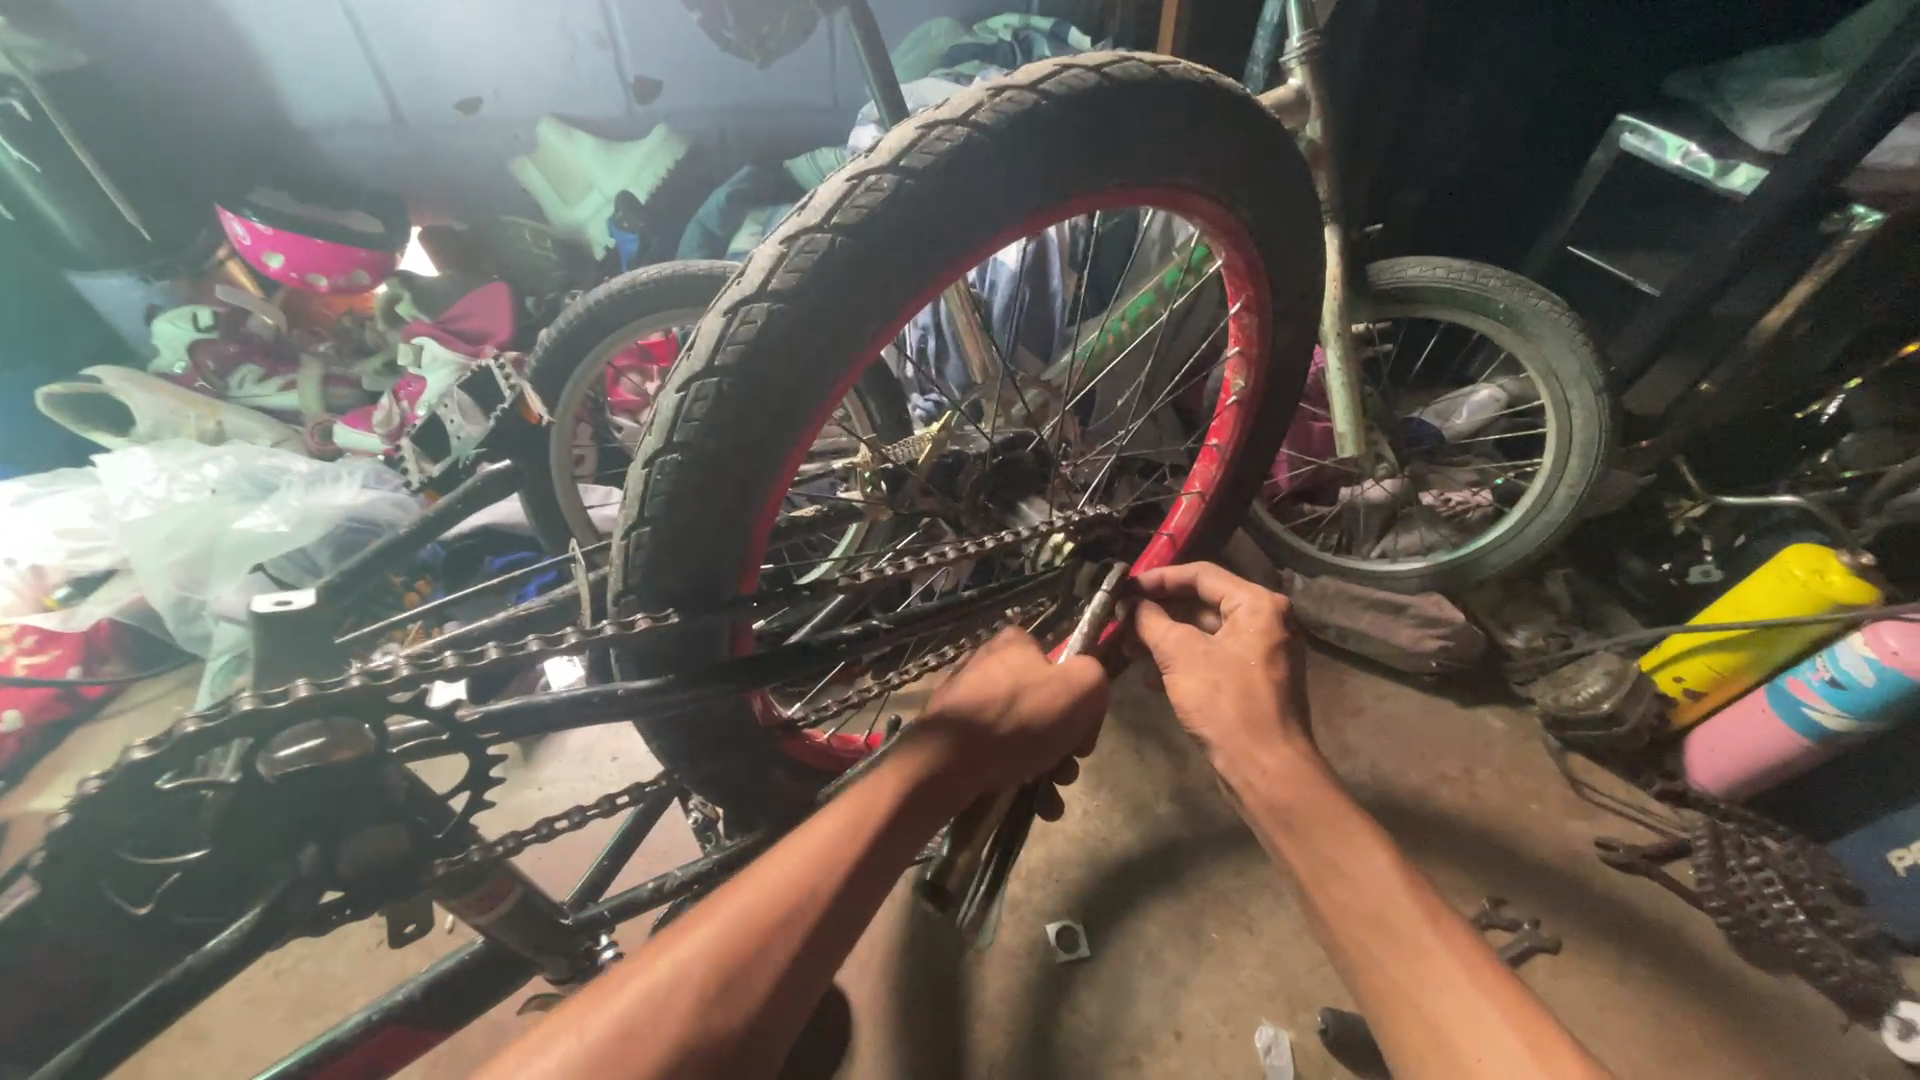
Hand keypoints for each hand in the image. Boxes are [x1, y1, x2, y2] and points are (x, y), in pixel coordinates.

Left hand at [912, 627, 1107, 816]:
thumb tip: (1083, 704)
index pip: (1061, 665)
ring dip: (1046, 769)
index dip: (1080, 701)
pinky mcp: (951, 737)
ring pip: (1022, 736)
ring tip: (1050, 797)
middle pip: (1044, 707)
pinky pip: (996, 756)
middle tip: (1067, 769)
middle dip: (1063, 745)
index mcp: (1014, 644)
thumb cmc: (1019, 719)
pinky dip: (1018, 780)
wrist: (949, 762)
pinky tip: (1033, 806)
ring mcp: (965, 702)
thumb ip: (1095, 679)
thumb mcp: (1082, 687)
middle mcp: (986, 666)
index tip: (1081, 733)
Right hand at [1128, 562, 1312, 764]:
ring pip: (1205, 633)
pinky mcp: (1253, 681)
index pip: (1202, 574)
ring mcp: (1262, 653)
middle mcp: (1266, 622)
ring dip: (1166, 638)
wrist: (1265, 768)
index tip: (1125, 588)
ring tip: (1128, 647)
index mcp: (1258, 605)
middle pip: (1203, 602)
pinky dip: (1183, 661)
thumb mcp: (1180, 654)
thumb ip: (1151, 621)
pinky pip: (1212, 657)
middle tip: (1122, 618)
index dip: (1159, 578)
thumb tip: (1130, 604)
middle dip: (1159, 612)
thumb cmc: (1225, 703)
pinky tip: (1151, 676)